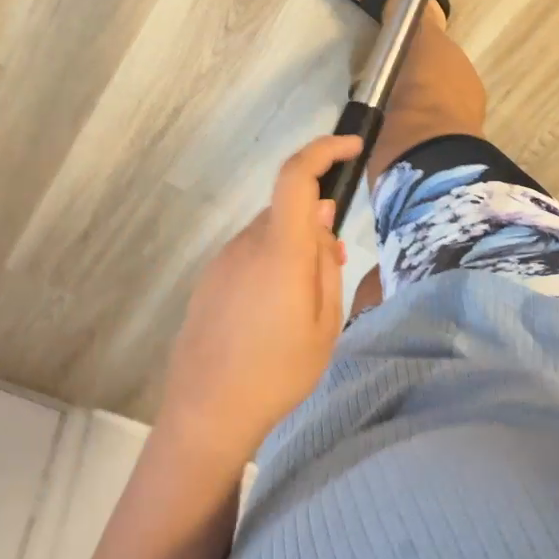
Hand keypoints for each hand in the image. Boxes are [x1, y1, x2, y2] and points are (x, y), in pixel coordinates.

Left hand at [159, 135, 361, 457]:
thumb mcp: (324, 324)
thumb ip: (324, 265)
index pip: (296, 176)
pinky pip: (248, 257)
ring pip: (268, 235)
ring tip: (304, 304)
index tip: (351, 147)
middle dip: (315, 224)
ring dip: (292, 250)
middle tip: (335, 267)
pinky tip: (273, 315)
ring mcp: (222, 263)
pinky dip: (270, 266)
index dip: (324, 150)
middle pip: (286, 210)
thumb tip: (320, 221)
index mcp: (280, 250)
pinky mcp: (209, 282)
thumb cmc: (278, 372)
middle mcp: (246, 245)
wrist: (207, 411)